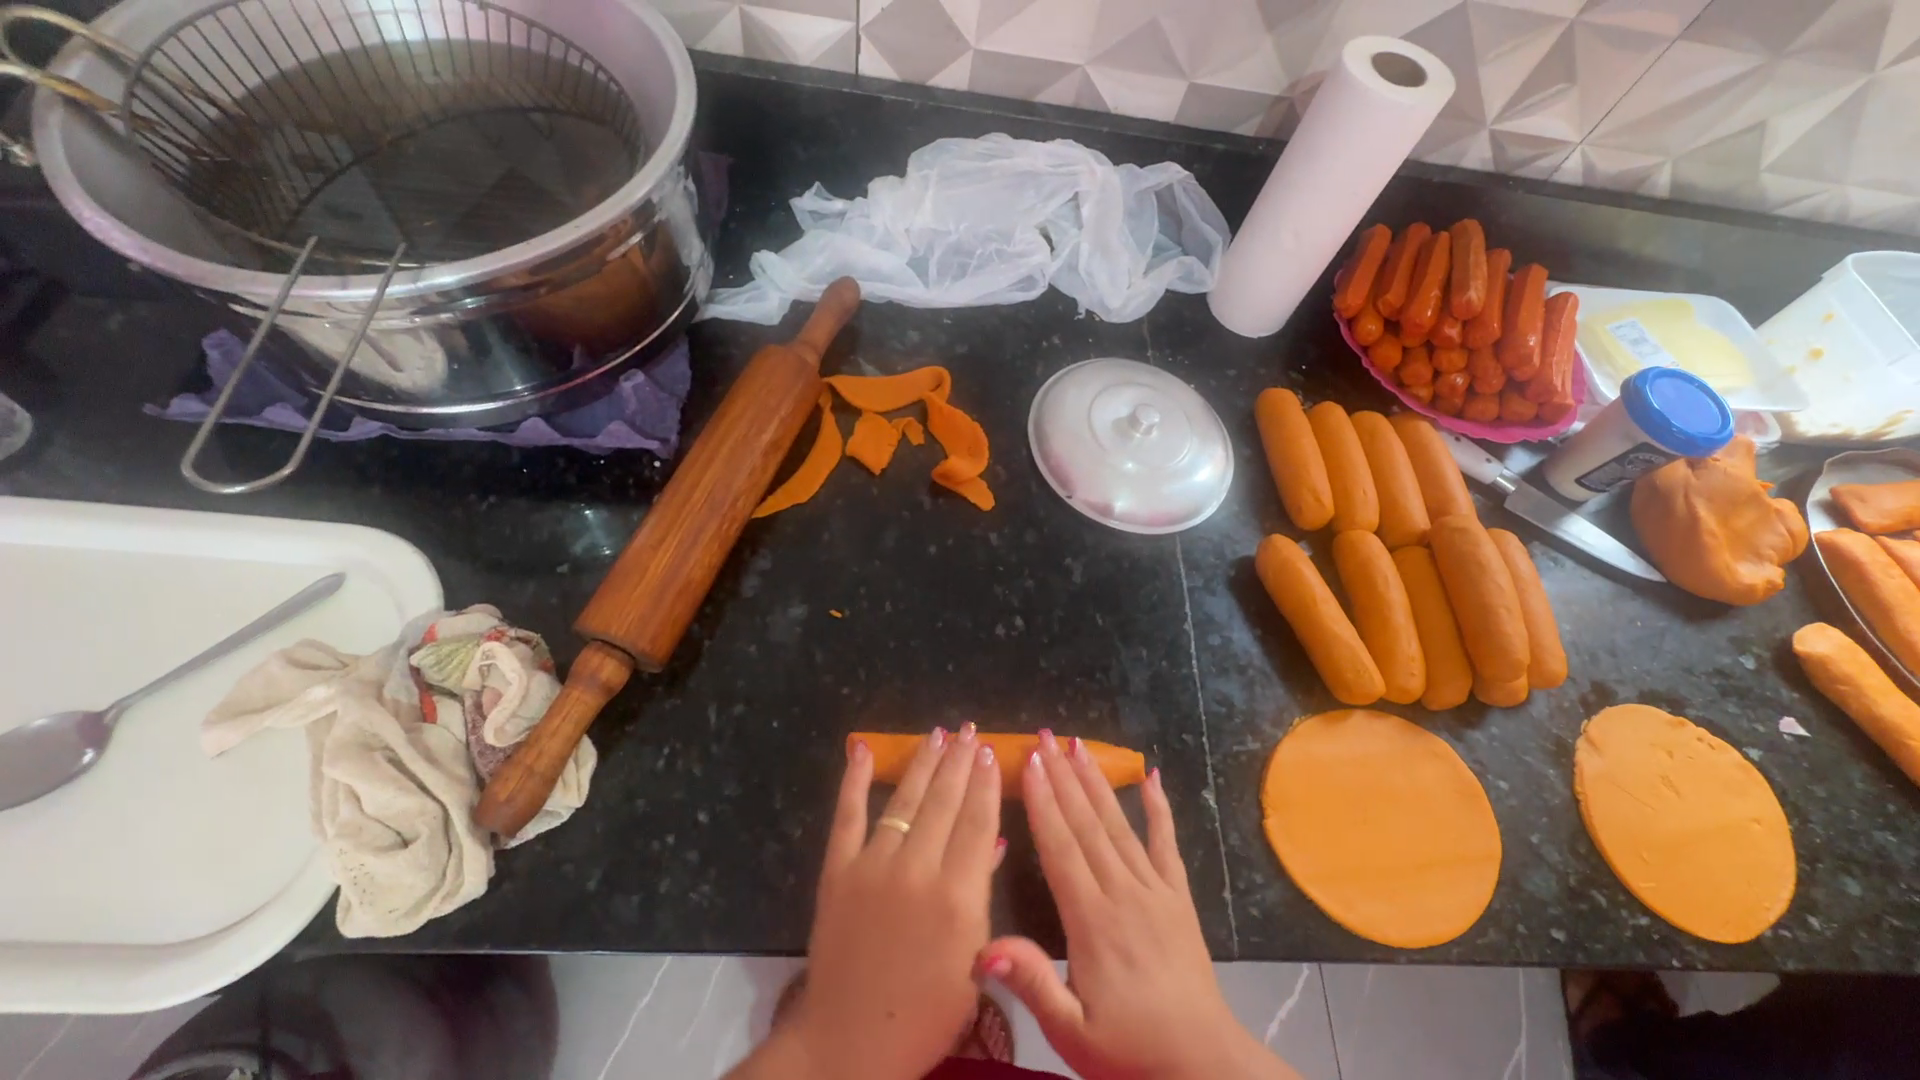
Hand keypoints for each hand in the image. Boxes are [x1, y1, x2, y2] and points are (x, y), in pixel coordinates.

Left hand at [750, 725, 1002, 1079]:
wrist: (850, 1040)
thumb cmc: (925, 1013)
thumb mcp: (971, 961)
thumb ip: (980, 893)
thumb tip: (994, 838)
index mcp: (958, 896)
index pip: (977, 822)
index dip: (985, 783)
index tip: (990, 752)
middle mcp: (918, 870)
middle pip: (944, 802)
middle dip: (959, 762)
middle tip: (969, 729)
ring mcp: (873, 866)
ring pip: (905, 800)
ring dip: (923, 763)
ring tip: (938, 734)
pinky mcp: (836, 870)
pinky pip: (847, 815)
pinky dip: (853, 779)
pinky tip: (861, 749)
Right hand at [980, 732, 1297, 1079]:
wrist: (1204, 1065)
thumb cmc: (1129, 1052)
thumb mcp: (1071, 1033)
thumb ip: (1031, 984)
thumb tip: (984, 947)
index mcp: (1092, 922)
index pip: (1061, 848)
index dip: (1042, 802)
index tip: (1027, 762)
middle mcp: (1124, 893)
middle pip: (1087, 824)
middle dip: (1062, 777)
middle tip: (1044, 736)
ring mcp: (1156, 892)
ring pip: (1120, 825)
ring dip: (1096, 782)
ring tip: (1077, 745)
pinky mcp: (1180, 899)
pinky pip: (1168, 844)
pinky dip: (1160, 808)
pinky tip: (1152, 778)